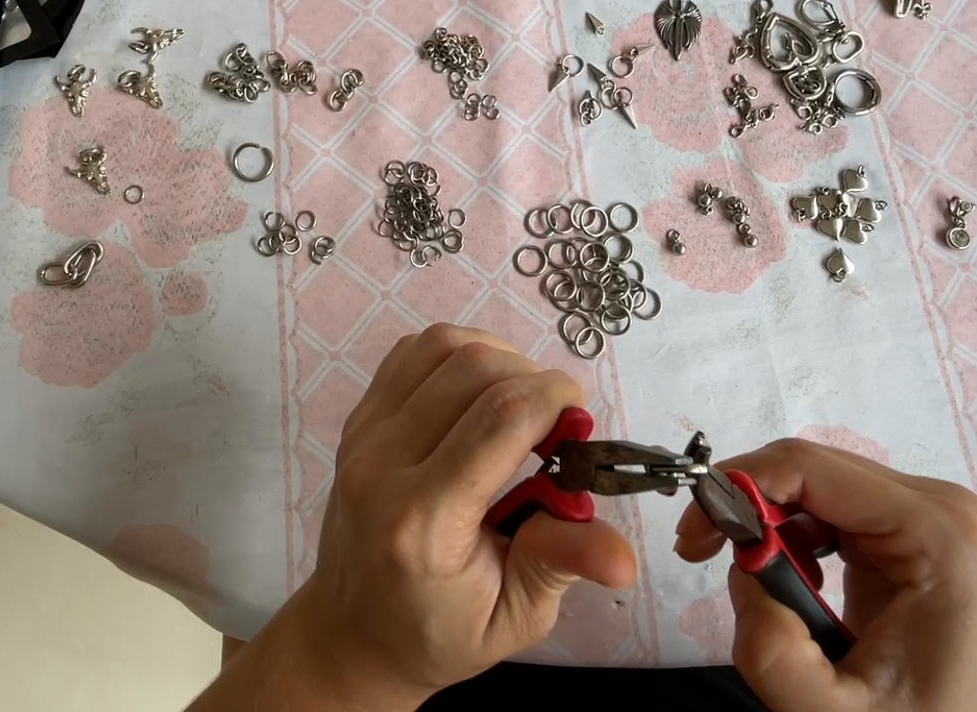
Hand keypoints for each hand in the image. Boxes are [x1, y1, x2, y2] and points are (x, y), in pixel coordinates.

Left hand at [192, 324, 636, 710]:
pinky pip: (414, 351)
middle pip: (472, 370)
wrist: (352, 629)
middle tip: (554, 414)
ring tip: (520, 395)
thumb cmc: (438, 629)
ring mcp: (363, 432)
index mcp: (423, 523)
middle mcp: (382, 465)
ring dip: (496, 356)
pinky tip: (478, 388)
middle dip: (531, 376)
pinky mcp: (358, 416)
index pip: (498, 422)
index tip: (579, 412)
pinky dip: (458, 352)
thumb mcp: (513, 619)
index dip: (552, 396)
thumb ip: (560, 567)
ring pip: (441, 346)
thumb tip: (624, 555)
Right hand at [675, 440, 976, 711]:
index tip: (691, 538)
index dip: (737, 486)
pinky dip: (789, 534)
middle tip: (698, 552)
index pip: (808, 468)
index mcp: (935, 533)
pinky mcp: (908, 532)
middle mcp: (935, 506)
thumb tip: (742, 575)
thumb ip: (773, 653)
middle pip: (807, 468)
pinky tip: (787, 579)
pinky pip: (826, 507)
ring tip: (748, 578)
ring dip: (764, 521)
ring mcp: (925, 514)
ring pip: (810, 483)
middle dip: (744, 503)